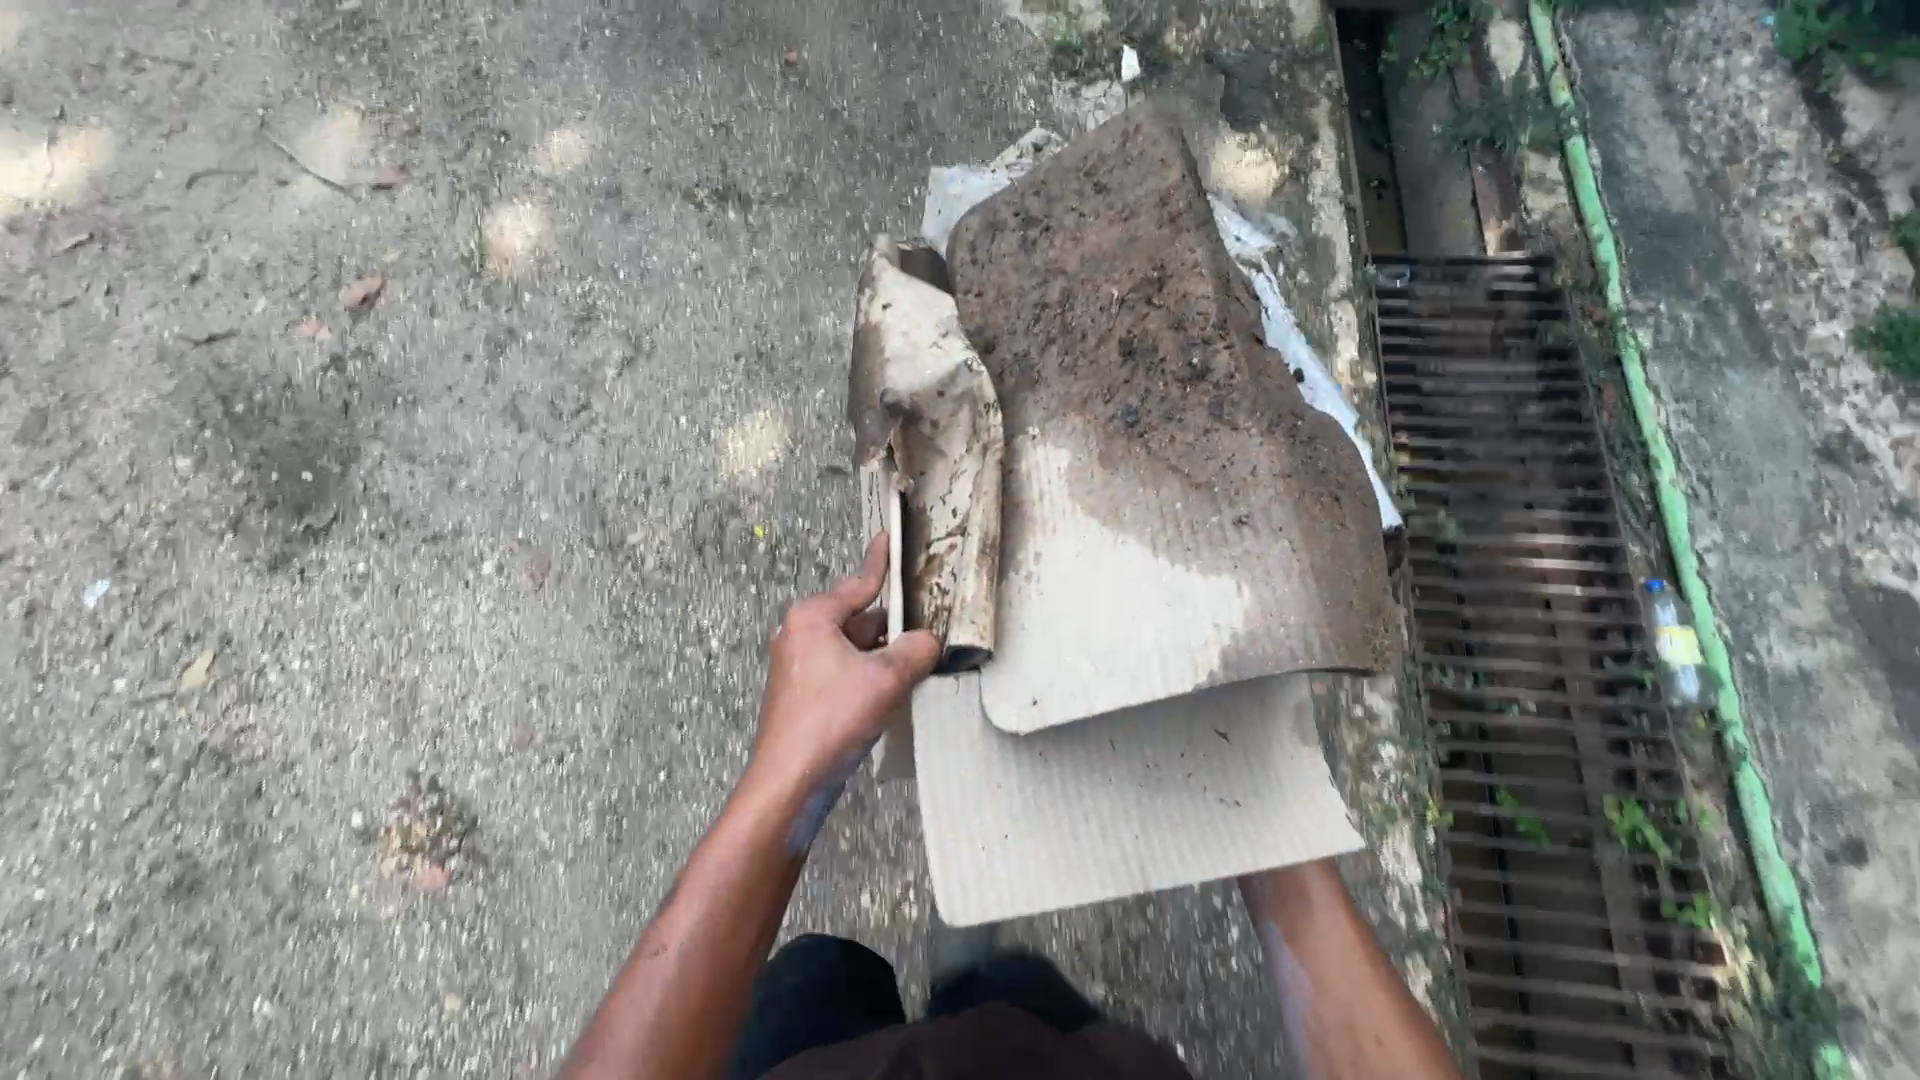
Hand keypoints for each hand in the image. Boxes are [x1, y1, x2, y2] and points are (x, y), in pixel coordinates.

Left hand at [750, 533, 940, 789]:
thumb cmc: (832, 719)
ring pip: (854, 649)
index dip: (880, 561)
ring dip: (884, 655)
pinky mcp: (803, 695)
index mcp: (813, 617)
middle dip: (893, 624)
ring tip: (922, 660)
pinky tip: (894, 691)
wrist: (790, 781)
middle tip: (931, 623)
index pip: (858, 583)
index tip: (889, 535)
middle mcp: (800, 634)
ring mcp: (799, 666)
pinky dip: (869, 675)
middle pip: (859, 618)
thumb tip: (928, 641)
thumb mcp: (884, 679)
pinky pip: (845, 672)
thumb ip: (914, 651)